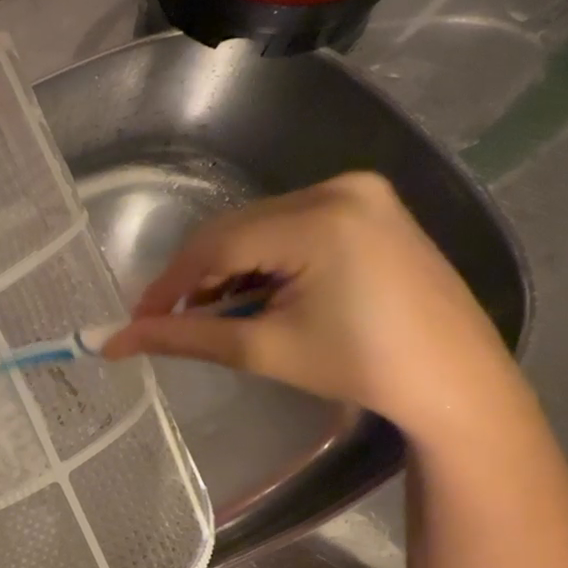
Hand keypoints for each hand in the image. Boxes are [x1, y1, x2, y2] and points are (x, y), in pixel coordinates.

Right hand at [102, 173, 525, 442]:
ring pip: (256, 227)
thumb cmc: (359, 365)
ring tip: (211, 317)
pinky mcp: (369, 208)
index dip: (166, 285)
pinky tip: (252, 297)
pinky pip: (288, 227)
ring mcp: (359, 194)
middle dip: (194, 277)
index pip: (214, 244)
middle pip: (233, 229)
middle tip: (167, 322)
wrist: (454, 378)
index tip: (136, 323)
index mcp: (319, 219)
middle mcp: (339, 189)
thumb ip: (183, 337)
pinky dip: (258, 260)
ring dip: (223, 269)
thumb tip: (112, 343)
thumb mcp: (261, 349)